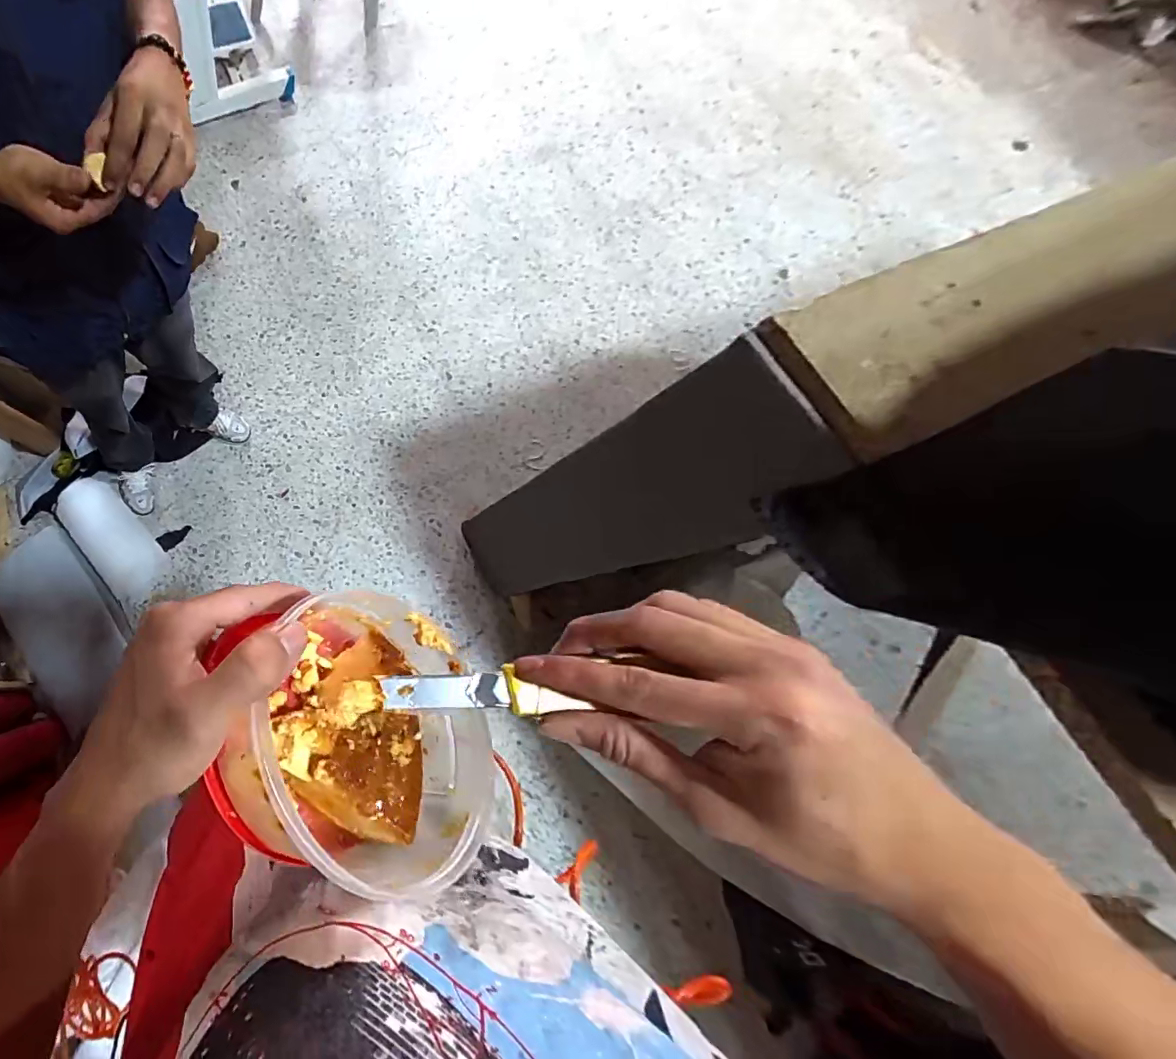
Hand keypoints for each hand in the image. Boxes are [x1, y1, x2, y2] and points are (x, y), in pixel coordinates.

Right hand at [0, 144, 117, 233]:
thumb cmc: (17, 174)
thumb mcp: (46, 173)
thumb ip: (72, 178)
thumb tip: (93, 179)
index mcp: (67, 220)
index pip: (98, 211)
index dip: (112, 195)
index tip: (125, 176)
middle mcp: (69, 219)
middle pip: (97, 207)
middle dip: (110, 190)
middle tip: (126, 169)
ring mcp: (65, 208)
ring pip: (91, 199)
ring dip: (102, 185)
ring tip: (117, 166)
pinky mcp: (60, 196)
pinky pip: (82, 191)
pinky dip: (91, 181)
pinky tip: (100, 165)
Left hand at [60, 584, 307, 823]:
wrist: (109, 783)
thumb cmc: (158, 747)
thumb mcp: (209, 710)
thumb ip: (251, 668)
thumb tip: (294, 630)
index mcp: (176, 621)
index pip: (241, 597)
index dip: (282, 598)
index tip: (319, 604)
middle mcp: (166, 620)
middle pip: (231, 610)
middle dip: (272, 618)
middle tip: (314, 635)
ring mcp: (161, 641)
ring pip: (221, 629)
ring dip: (255, 638)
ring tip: (293, 653)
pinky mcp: (161, 662)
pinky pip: (210, 647)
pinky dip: (237, 654)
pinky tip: (256, 674)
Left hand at [83, 46, 195, 207]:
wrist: (163, 66)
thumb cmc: (131, 89)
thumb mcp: (109, 104)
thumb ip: (99, 136)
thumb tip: (92, 171)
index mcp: (135, 96)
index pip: (126, 135)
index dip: (117, 163)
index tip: (109, 186)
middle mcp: (161, 110)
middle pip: (155, 145)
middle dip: (143, 172)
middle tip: (133, 194)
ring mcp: (181, 123)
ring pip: (177, 156)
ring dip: (164, 182)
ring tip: (151, 201)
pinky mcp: (192, 135)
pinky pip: (189, 162)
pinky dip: (178, 179)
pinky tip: (166, 190)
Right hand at [518, 591, 987, 913]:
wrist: (928, 844)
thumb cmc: (819, 842)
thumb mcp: (713, 807)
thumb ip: (631, 752)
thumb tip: (558, 724)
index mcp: (757, 715)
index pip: (636, 684)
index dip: (570, 678)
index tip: (524, 672)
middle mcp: (770, 664)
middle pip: (651, 624)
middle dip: (589, 635)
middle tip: (554, 659)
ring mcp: (784, 646)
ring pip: (675, 607)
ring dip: (622, 624)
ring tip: (592, 654)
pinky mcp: (788, 644)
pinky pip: (706, 614)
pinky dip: (660, 624)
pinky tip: (644, 653)